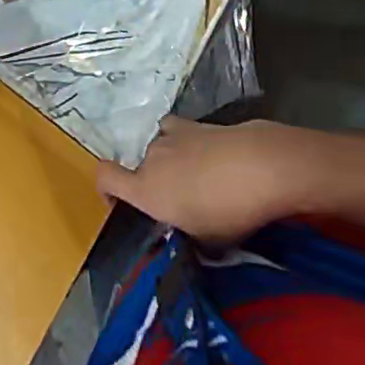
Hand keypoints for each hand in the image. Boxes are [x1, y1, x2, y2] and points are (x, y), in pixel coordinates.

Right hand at [94, 119, 329, 245]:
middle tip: (181, 204)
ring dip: (168, 165)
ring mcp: (167, 138)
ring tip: (198, 180)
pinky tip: (201, 153)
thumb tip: (193, 239)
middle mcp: (148, 160)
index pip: (104, 177)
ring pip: (156, 152)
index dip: (105, 190)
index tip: (120, 204)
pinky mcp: (189, 124)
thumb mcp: (210, 241)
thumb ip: (191, 239)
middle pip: (137, 169)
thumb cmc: (230, 210)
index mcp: (145, 190)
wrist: (260, 166)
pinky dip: (180, 142)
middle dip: (152, 185)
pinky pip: (173, 132)